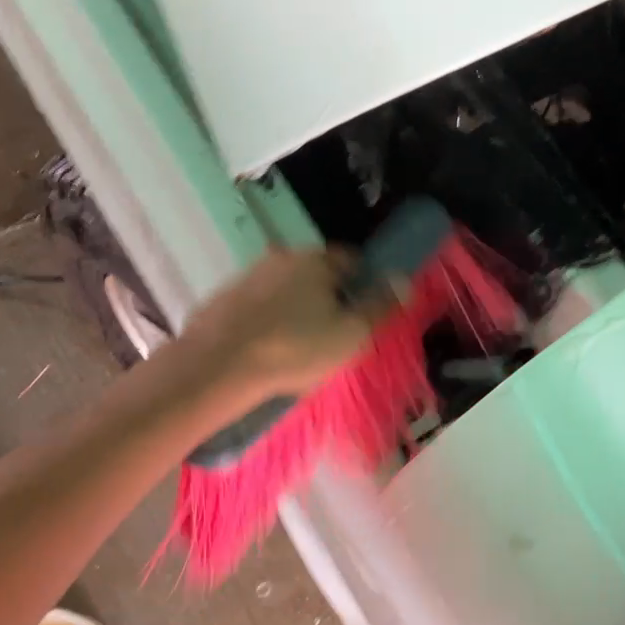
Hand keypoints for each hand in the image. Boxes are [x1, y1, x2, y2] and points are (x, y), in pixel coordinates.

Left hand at [185, 245, 394, 395]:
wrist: (218, 366)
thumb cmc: (296, 349)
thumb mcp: (351, 334)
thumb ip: (380, 307)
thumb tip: (406, 280)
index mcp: (316, 260)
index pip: (352, 259)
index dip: (365, 282)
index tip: (368, 310)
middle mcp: (281, 257)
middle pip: (316, 273)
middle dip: (330, 296)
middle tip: (337, 332)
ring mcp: (247, 276)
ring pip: (285, 288)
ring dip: (297, 308)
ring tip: (302, 344)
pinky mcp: (223, 300)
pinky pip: (259, 306)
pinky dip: (270, 320)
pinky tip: (271, 348)